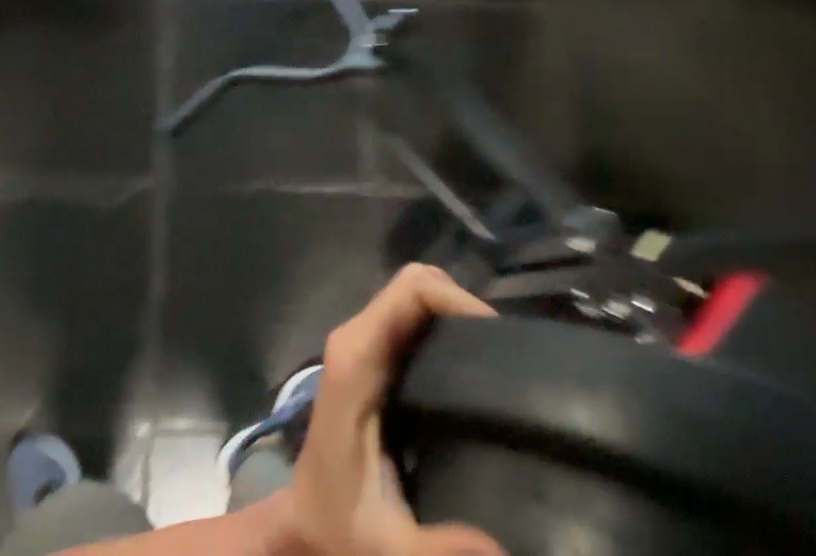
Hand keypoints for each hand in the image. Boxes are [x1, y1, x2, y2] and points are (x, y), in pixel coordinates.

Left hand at [282, 264, 507, 555]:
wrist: (304, 526)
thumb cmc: (339, 526)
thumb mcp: (392, 546)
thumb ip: (443, 546)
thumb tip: (501, 547)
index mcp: (356, 363)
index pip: (410, 292)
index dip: (458, 301)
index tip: (501, 341)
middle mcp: (356, 341)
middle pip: (418, 287)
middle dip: (465, 309)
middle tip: (511, 358)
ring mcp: (362, 347)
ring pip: (416, 301)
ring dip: (457, 320)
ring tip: (502, 366)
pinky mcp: (373, 361)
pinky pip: (414, 323)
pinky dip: (447, 332)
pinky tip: (476, 374)